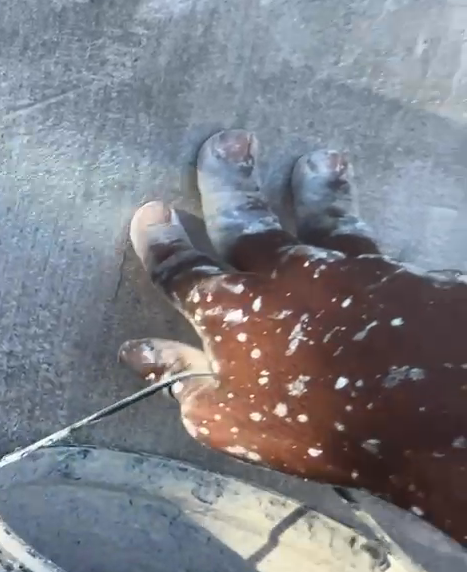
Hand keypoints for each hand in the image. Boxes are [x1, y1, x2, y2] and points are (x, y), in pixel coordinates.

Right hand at [122, 130, 466, 531]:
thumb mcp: (224, 418)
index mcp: (227, 310)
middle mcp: (284, 276)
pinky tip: (385, 238)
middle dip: (230, 181)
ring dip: (316, 188)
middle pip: (247, 219)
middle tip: (227, 141)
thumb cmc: (317, 429)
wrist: (451, 426)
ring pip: (326, 219)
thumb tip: (136, 350)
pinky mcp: (421, 281)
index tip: (149, 208)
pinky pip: (393, 256)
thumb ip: (179, 378)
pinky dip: (382, 243)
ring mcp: (356, 273)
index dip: (159, 239)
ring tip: (318, 158)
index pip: (179, 267)